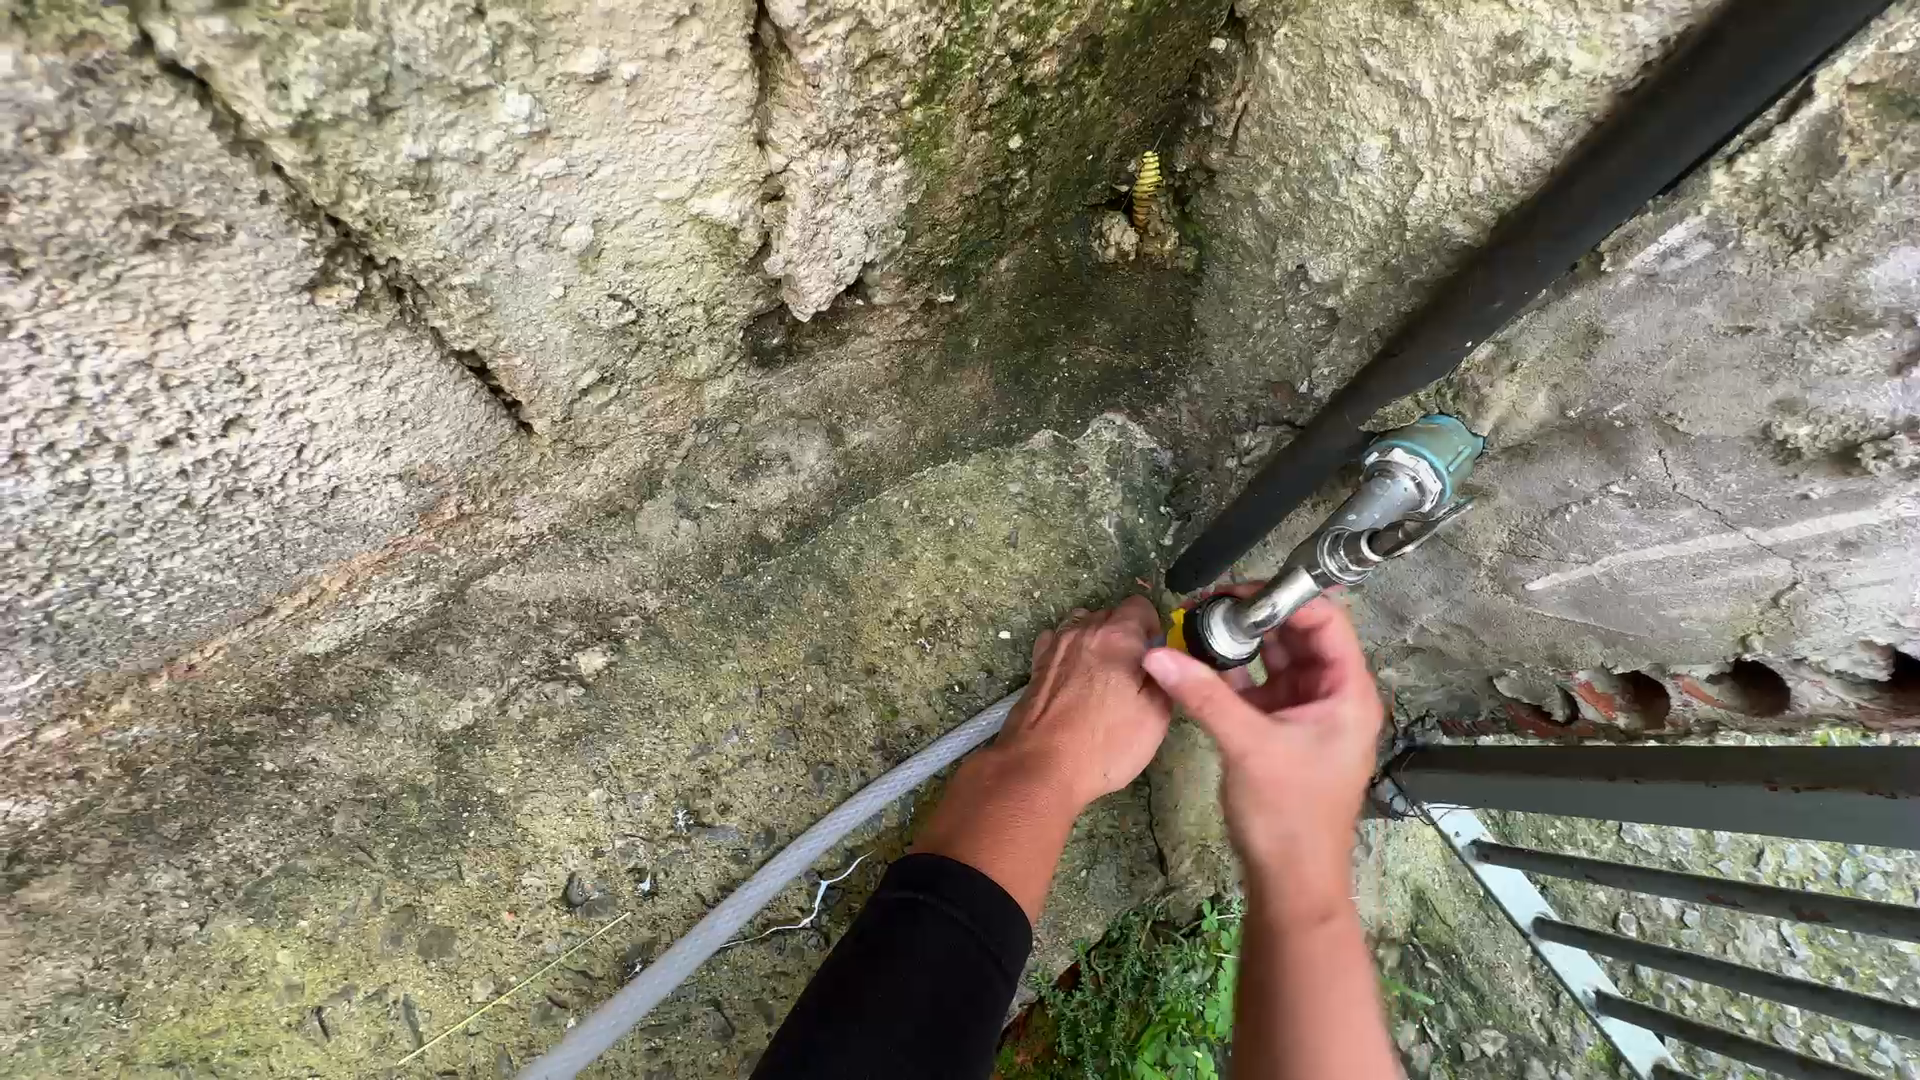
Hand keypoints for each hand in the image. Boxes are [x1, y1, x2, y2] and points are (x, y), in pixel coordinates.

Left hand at [991, 594, 1171, 810]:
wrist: (1042, 764)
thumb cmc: (1106, 743)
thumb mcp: (1156, 716)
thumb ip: (1164, 678)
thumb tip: (1162, 660)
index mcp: (1118, 636)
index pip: (1140, 605)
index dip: (1152, 628)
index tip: (1154, 657)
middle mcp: (1084, 630)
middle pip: (1110, 615)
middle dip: (1125, 636)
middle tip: (1131, 674)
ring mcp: (1056, 645)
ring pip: (1082, 625)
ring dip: (1096, 642)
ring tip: (1102, 676)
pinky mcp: (1037, 663)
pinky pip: (1058, 641)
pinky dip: (1070, 651)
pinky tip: (1073, 677)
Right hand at [1141, 588, 1383, 917]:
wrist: (1289, 878)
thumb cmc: (1290, 815)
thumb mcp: (1248, 745)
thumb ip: (1203, 694)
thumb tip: (1157, 654)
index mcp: (1346, 693)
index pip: (1325, 621)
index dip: (1285, 598)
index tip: (1237, 592)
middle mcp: (1329, 694)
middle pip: (1296, 634)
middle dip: (1254, 615)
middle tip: (1208, 605)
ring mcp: (1302, 710)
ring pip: (1272, 657)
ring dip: (1239, 640)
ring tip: (1198, 625)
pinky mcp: (1276, 726)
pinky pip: (1254, 683)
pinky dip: (1229, 670)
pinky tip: (1198, 660)